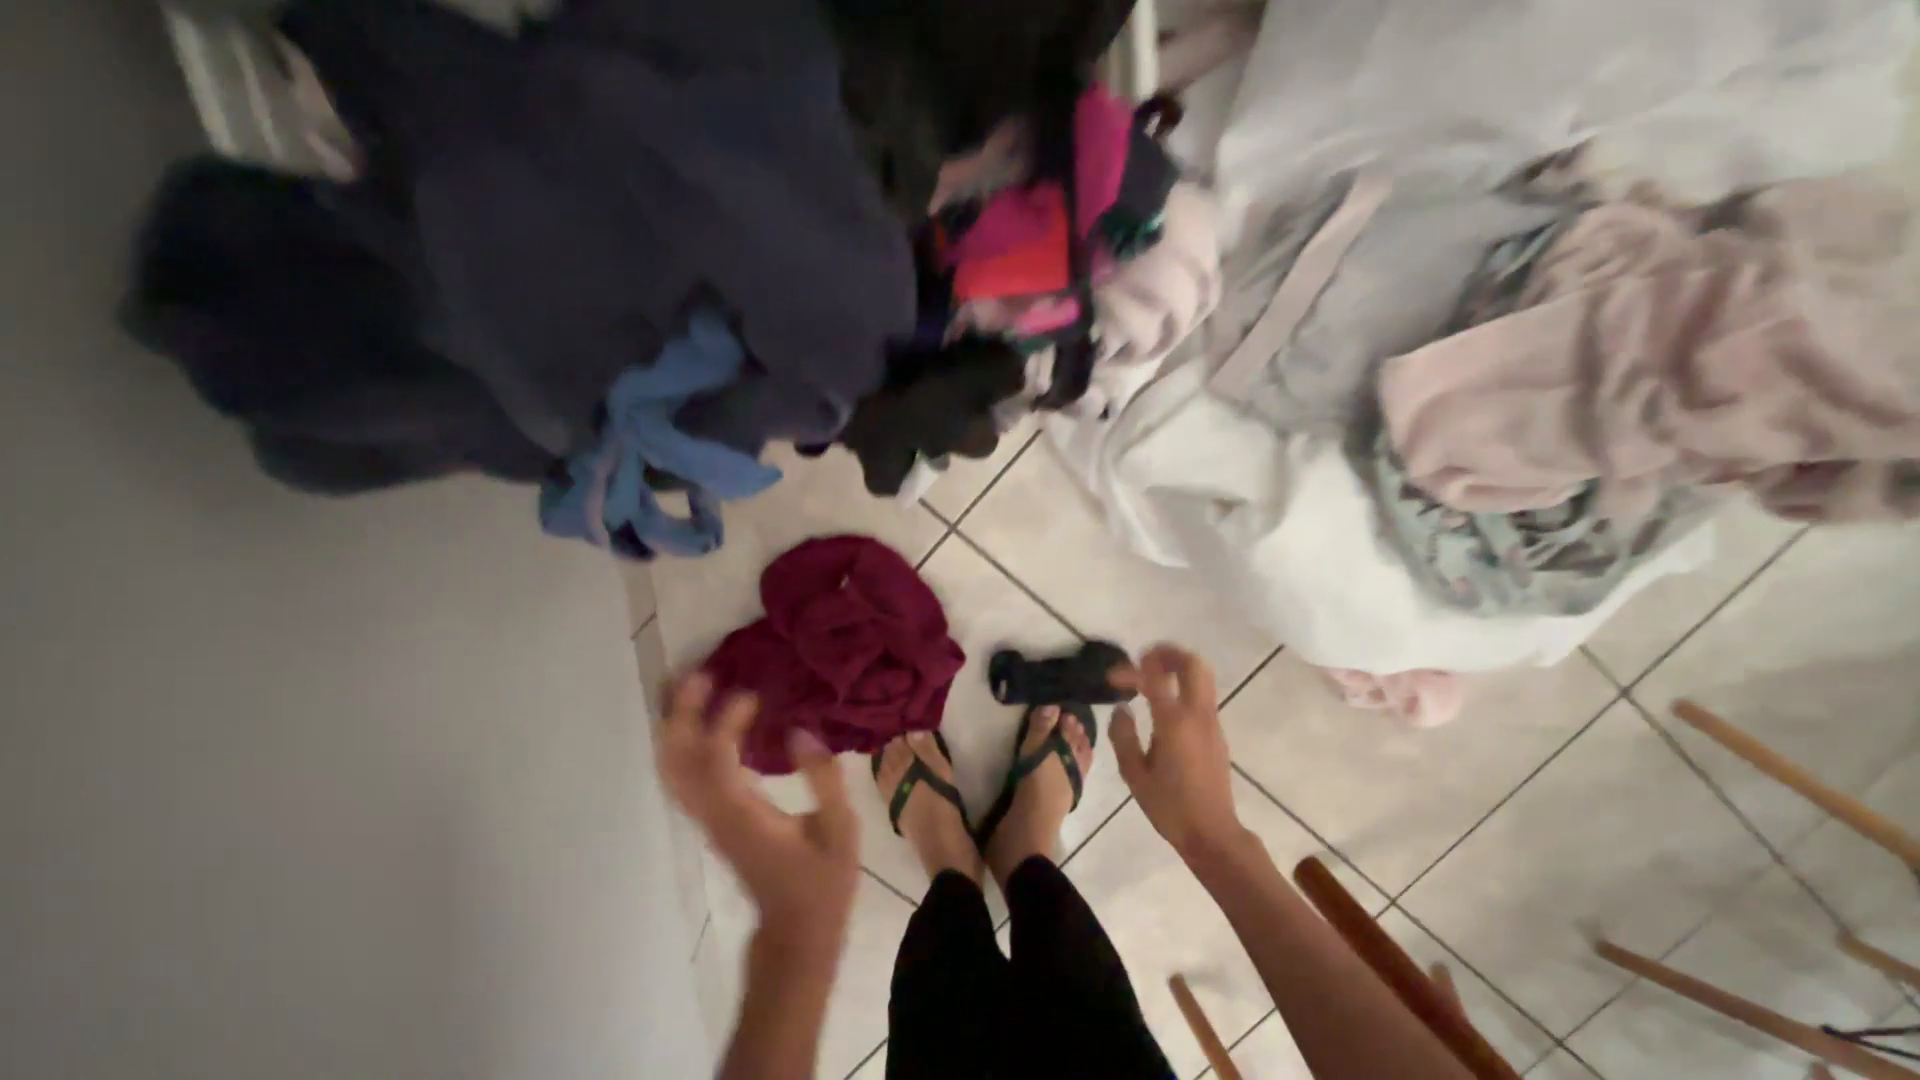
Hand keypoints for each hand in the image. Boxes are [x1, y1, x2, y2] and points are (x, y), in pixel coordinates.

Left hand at [656, 673, 860, 947]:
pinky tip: (696, 722)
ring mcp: (708, 820)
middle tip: (698, 674)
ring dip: (676, 726)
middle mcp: (715, 815)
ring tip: (687, 688)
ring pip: (672, 769)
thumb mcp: (839, 830)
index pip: (719, 759)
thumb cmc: (822, 882)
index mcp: (745, 815)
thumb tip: (800, 732)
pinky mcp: (711, 822)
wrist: (795, 931)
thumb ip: (824, 779)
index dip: (727, 721)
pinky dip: (681, 745)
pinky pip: (681, 778)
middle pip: (678, 761)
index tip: (751, 695)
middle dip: (683, 715)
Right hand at [1110, 645, 1247, 858]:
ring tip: (1151, 676)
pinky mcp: (1216, 733)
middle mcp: (1198, 715)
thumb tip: (1122, 709)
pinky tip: (1163, 702)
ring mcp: (1212, 722)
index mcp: (1174, 723)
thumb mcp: (1134, 774)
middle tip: (1143, 659)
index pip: (1153, 679)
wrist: (1211, 832)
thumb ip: (1123, 736)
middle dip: (1167, 653)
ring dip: (1177, 667)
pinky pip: (1203, 695)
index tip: (1113, 678)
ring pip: (1202, 676)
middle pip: (1192, 664)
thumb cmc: (1169, 807)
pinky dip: (1184, 685)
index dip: (1131, 671)